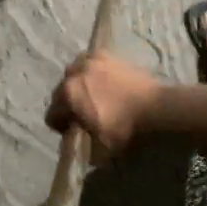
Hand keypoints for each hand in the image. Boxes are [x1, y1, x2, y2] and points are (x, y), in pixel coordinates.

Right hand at [45, 52, 163, 157]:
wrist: (154, 106)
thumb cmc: (125, 128)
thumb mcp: (100, 151)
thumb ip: (82, 149)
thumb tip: (77, 147)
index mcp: (68, 95)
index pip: (52, 114)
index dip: (61, 127)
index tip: (74, 132)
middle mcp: (74, 73)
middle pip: (60, 92)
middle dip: (68, 104)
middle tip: (84, 115)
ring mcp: (91, 60)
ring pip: (73, 74)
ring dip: (78, 85)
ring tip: (94, 96)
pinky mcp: (107, 54)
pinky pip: (89, 62)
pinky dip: (91, 71)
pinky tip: (103, 82)